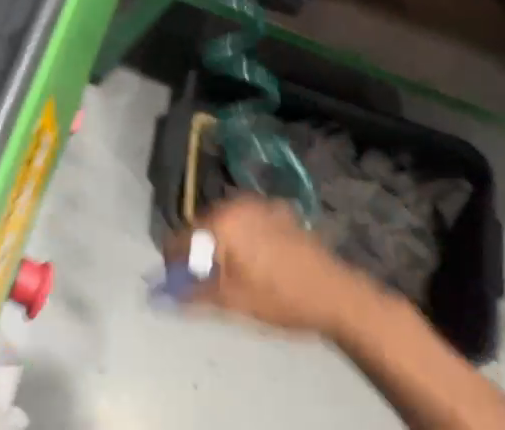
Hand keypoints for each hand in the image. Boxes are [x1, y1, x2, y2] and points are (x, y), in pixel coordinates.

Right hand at [164, 196, 384, 336]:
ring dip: (220, 243)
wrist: (341, 298)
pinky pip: (248, 220)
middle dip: (199, 251)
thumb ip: (192, 293)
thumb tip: (162, 294)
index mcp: (220, 222)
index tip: (176, 282)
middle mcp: (236, 204)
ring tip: (230, 271)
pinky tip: (255, 259)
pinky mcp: (281, 212)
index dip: (174, 262)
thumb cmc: (282, 299)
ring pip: (225, 222)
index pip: (180, 238)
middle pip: (201, 226)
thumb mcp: (233, 301)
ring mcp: (261, 205)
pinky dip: (243, 236)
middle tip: (205, 279)